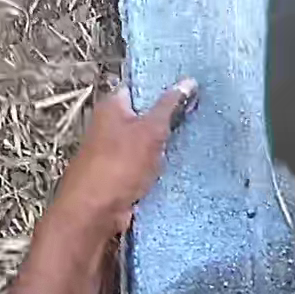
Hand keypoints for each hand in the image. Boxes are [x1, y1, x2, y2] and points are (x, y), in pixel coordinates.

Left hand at [50, 79, 197, 234]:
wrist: (93, 213)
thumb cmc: (119, 165)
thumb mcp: (151, 130)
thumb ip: (170, 105)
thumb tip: (188, 81)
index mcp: (112, 105)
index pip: (140, 86)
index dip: (164, 85)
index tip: (191, 87)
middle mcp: (110, 125)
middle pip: (145, 115)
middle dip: (169, 116)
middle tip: (200, 113)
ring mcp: (114, 152)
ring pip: (147, 141)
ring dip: (166, 144)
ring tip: (197, 137)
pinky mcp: (120, 175)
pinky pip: (145, 164)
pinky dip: (160, 165)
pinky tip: (181, 165)